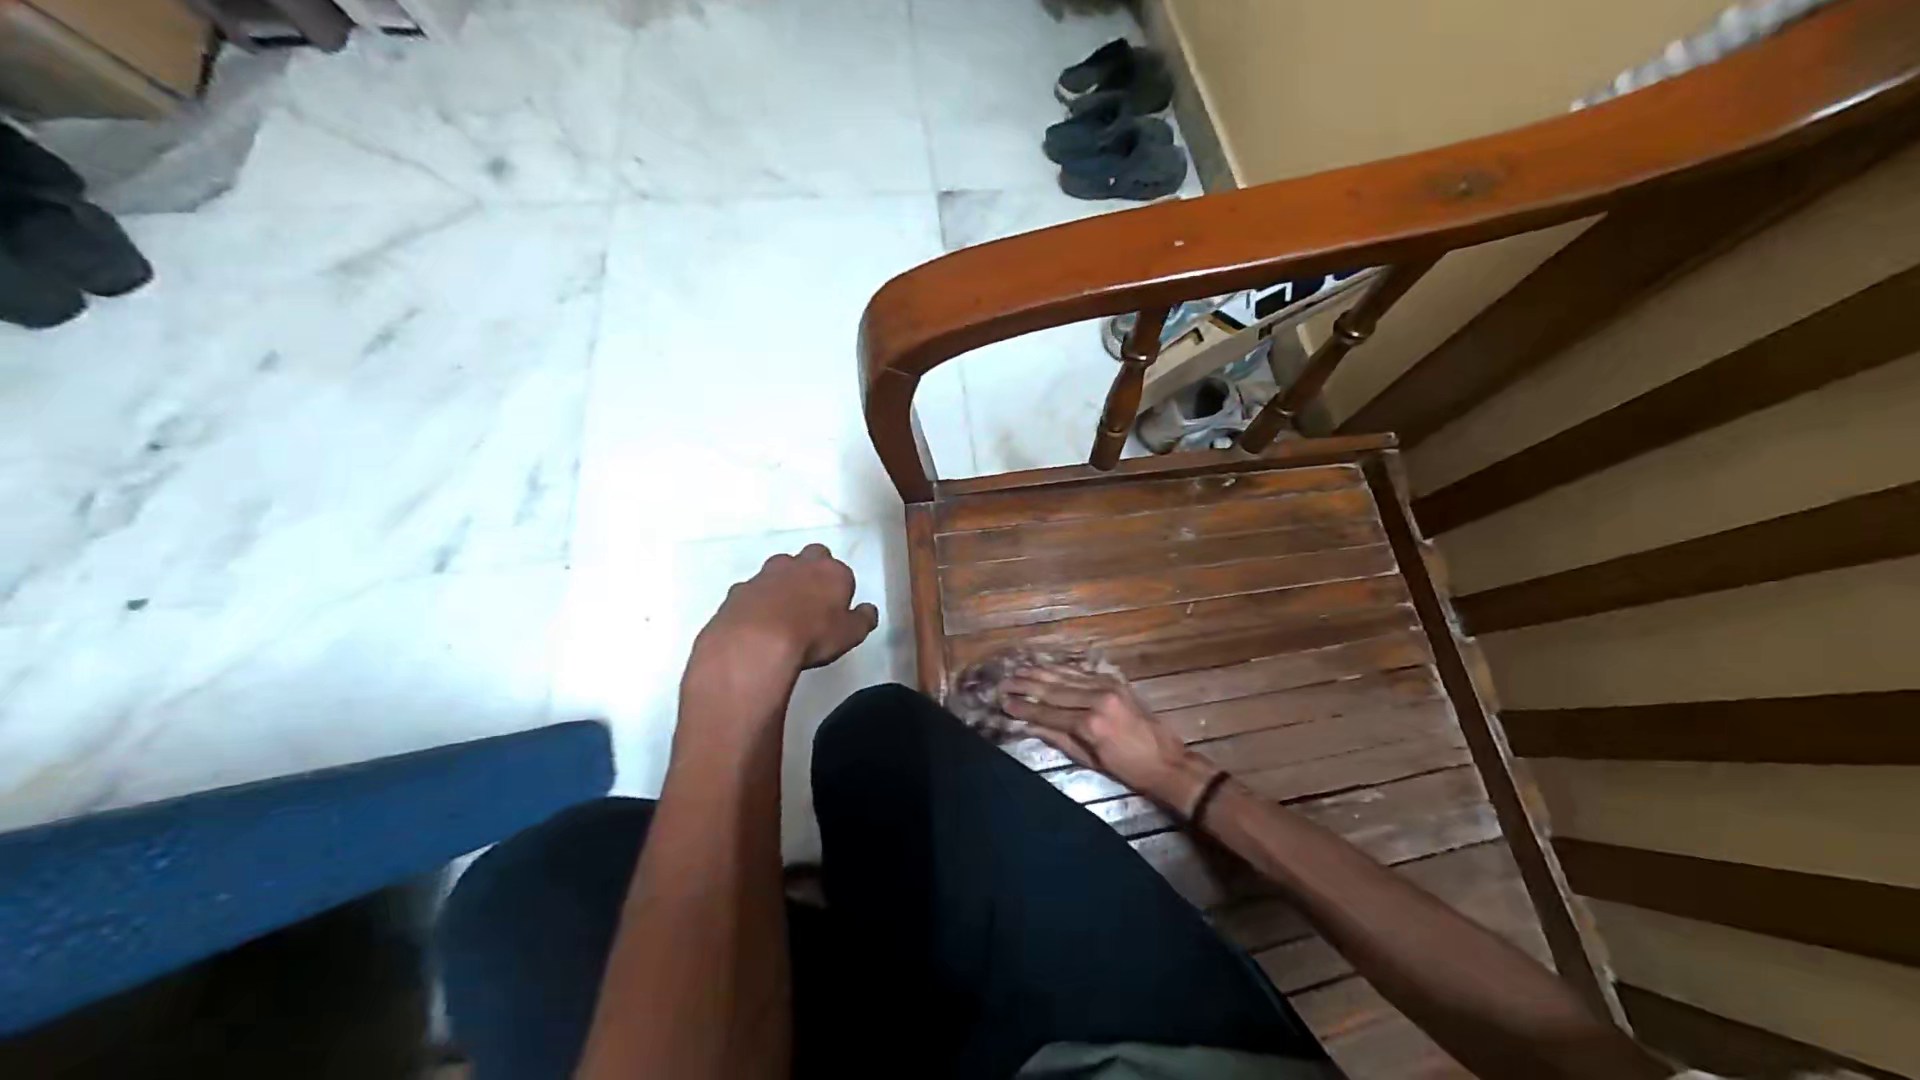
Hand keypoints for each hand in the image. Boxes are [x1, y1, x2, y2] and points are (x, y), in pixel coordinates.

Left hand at [691, 544, 878, 677]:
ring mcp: (765, 574)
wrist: (756, 642)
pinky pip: (752, 590)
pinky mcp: (739, 590)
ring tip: (784, 613)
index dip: (839, 588)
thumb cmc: (813, 636)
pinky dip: (757, 601)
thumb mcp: (850, 634)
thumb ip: (863, 619)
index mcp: (831, 571)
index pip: (841, 571)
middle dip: (812, 572)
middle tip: (812, 600)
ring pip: (778, 570)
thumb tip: (868, 611)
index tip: (837, 607)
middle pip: (810, 557)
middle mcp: (799, 564)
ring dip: (783, 584)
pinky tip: (758, 622)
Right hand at [1002, 664, 1219, 814]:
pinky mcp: (1114, 682)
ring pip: (1066, 676)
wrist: (1166, 761)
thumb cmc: (1127, 769)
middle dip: (1027, 686)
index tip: (1004, 702)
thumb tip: (1030, 726)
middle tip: (1005, 681)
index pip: (1048, 713)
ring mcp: (1107, 687)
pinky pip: (1081, 673)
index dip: (1024, 708)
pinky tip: (1046, 667)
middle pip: (1054, 690)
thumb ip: (1059, 739)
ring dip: (1040, 673)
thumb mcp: (1089, 760)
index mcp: (1089, 724)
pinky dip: (1061, 670)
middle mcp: (1097, 700)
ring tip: (1019, 670)